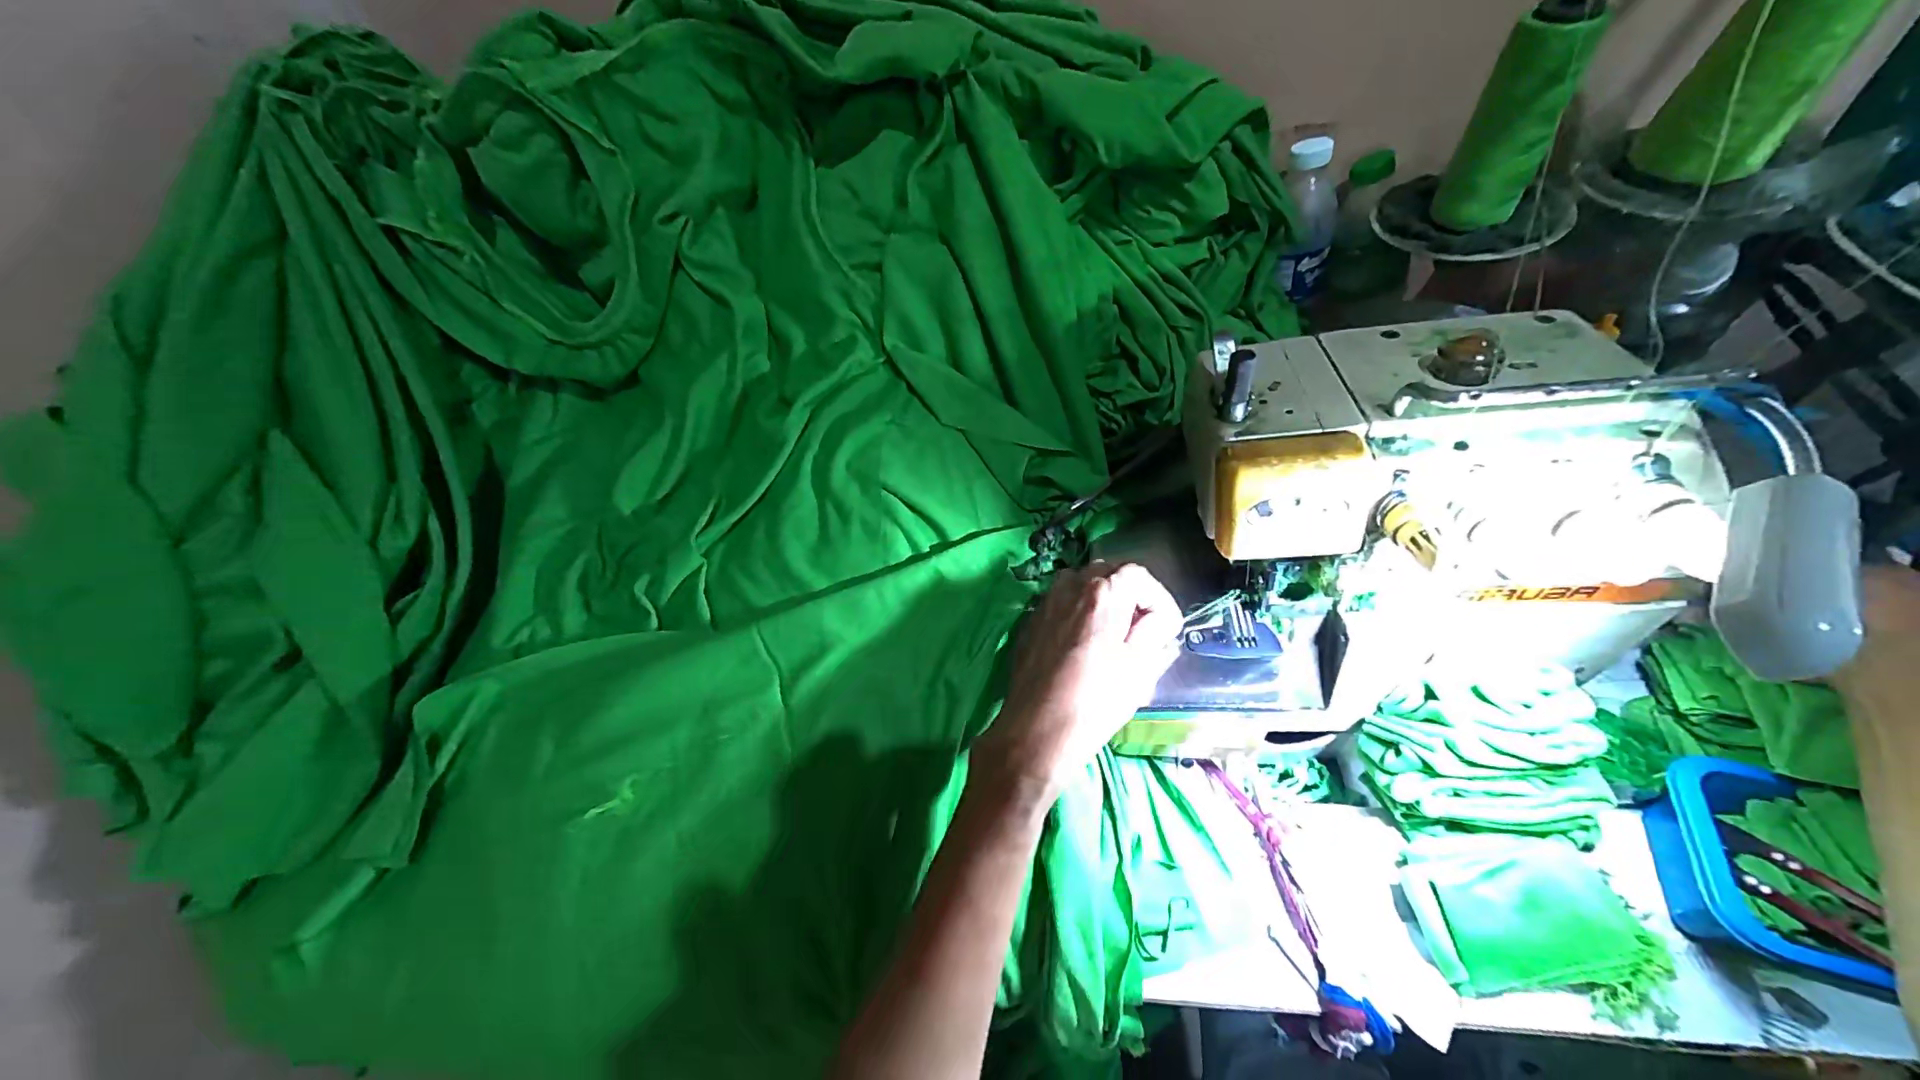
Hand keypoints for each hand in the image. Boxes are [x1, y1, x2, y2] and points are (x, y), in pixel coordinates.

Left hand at [973, 562, 1181, 802]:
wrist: (1037, 729)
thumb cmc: (1096, 701)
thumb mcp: (1141, 667)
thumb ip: (1156, 633)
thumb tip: (1159, 621)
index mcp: (1103, 593)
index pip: (1140, 575)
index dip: (1158, 600)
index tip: (1166, 628)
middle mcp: (1070, 586)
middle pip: (1108, 573)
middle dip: (1131, 595)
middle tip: (1143, 628)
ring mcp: (1046, 602)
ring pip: (1082, 584)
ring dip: (1102, 600)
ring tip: (1114, 633)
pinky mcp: (1031, 622)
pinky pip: (1062, 603)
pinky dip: (1078, 612)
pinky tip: (1084, 643)